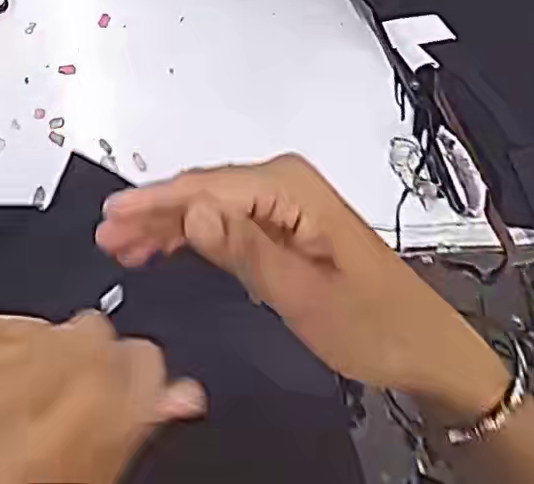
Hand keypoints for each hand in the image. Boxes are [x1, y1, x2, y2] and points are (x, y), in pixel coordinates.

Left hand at [0, 312, 204, 483]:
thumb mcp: (88, 477)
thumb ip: (135, 429)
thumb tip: (184, 390)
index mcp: (60, 436)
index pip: (138, 361)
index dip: (147, 375)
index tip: (142, 386)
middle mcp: (23, 387)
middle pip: (100, 329)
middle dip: (104, 359)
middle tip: (84, 396)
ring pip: (67, 320)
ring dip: (66, 350)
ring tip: (43, 392)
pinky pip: (29, 317)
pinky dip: (31, 342)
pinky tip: (16, 378)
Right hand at [95, 155, 508, 420]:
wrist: (426, 351)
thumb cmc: (377, 326)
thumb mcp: (306, 296)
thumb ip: (245, 250)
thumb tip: (192, 212)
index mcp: (289, 187)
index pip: (205, 187)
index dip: (154, 202)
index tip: (113, 216)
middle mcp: (281, 181)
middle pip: (200, 191)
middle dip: (151, 213)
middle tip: (107, 236)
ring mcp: (278, 199)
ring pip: (205, 204)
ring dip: (163, 224)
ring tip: (121, 244)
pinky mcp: (277, 220)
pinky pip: (221, 219)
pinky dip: (188, 233)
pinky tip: (159, 245)